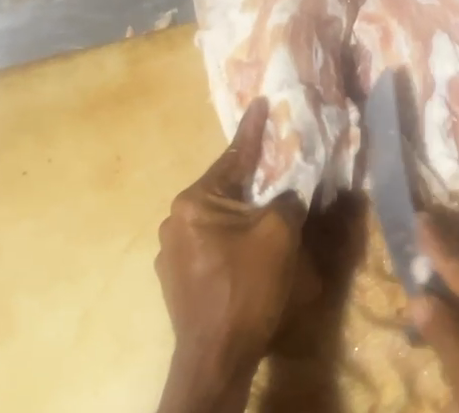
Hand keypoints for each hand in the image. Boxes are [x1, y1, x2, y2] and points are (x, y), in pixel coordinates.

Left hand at [155, 97, 306, 412]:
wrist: (217, 357)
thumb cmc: (247, 287)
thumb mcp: (279, 233)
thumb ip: (285, 200)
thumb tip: (286, 196)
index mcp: (195, 201)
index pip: (233, 156)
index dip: (253, 130)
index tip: (260, 103)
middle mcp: (175, 220)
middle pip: (225, 190)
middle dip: (253, 183)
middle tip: (278, 171)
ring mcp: (172, 253)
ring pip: (218, 220)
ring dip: (243, 217)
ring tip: (268, 220)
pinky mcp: (177, 280)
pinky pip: (211, 246)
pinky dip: (232, 243)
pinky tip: (249, 258)